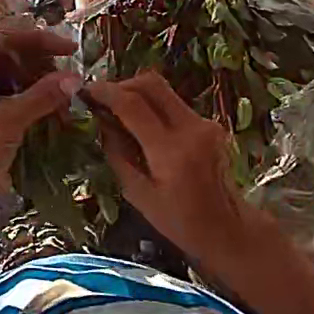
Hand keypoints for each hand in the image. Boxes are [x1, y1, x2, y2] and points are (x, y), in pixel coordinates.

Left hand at [0, 30, 80, 204]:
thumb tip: (73, 78)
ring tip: (69, 95)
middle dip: (47, 64)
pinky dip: (49, 97)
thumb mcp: (9, 118)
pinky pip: (33, 92)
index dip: (36, 41)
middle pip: (20, 56)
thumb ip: (40, 96)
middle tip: (72, 76)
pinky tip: (63, 107)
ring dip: (51, 82)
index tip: (67, 47)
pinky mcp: (9, 108)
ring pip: (29, 74)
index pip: (5, 41)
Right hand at [82, 72, 248, 252]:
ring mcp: (205, 124)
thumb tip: (99, 120)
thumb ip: (116, 152)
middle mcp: (192, 129)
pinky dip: (149, 105)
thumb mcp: (135, 192)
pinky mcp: (209, 125)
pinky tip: (137, 123)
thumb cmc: (179, 220)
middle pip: (151, 84)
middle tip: (100, 99)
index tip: (83, 91)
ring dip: (134, 94)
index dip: (104, 92)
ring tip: (115, 112)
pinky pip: (171, 103)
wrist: (230, 229)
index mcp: (172, 151)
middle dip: (120, 85)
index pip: (132, 104)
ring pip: (161, 91)